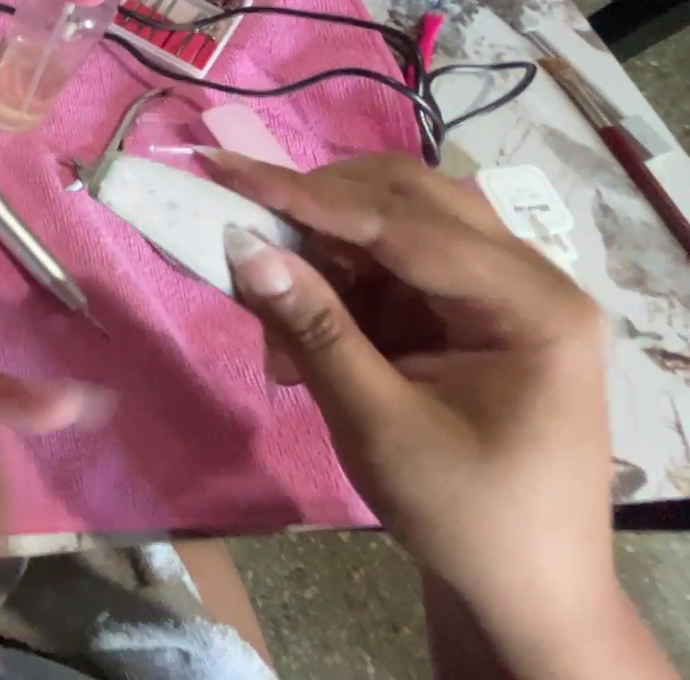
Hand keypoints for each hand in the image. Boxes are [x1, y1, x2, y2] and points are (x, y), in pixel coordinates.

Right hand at [210, 152, 665, 674]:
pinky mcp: (454, 309)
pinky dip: (325, 282)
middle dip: (315, 202)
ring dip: (315, 247)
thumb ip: (312, 329)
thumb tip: (243, 248)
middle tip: (239, 221)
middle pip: (405, 198)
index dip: (307, 196)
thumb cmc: (463, 508)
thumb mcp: (377, 422)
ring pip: (386, 222)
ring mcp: (489, 291)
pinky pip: (376, 264)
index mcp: (531, 307)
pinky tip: (296, 331)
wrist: (520, 581)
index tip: (226, 173)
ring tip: (271, 304)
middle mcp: (521, 279)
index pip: (403, 224)